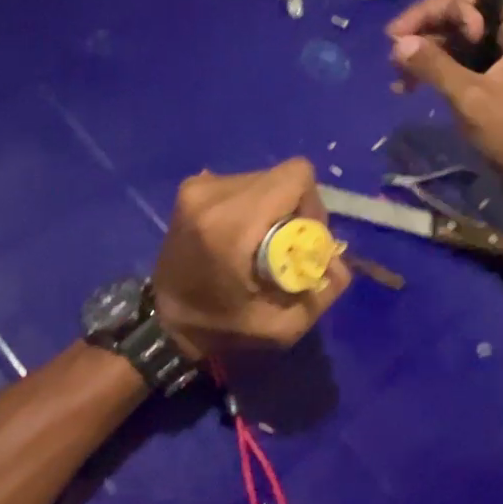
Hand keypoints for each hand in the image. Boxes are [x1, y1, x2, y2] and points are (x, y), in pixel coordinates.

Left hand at [152, 158, 350, 359]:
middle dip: (293, 209)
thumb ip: (322, 292)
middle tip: (285, 246)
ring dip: (271, 207)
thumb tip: (339, 260)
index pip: (296, 177)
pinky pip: (240, 183)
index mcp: (232, 224)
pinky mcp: (190, 188)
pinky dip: (250, 206)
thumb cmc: (221, 327)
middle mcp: (212, 195)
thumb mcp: (281, 326)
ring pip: (261, 178)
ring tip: (258, 244)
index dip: (312, 205)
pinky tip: (238, 236)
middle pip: (280, 176)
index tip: (303, 239)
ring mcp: (197, 187)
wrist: (163, 321)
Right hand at [386, 0, 502, 177]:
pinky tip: (409, 86)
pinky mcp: (500, 77)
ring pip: (461, 39)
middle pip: (467, 13)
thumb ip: (433, 65)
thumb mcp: (469, 96)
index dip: (439, 9)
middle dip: (428, 31)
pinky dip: (439, 69)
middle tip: (393, 51)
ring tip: (397, 75)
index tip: (407, 34)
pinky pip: (464, 61)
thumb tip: (397, 43)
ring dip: (428, 53)